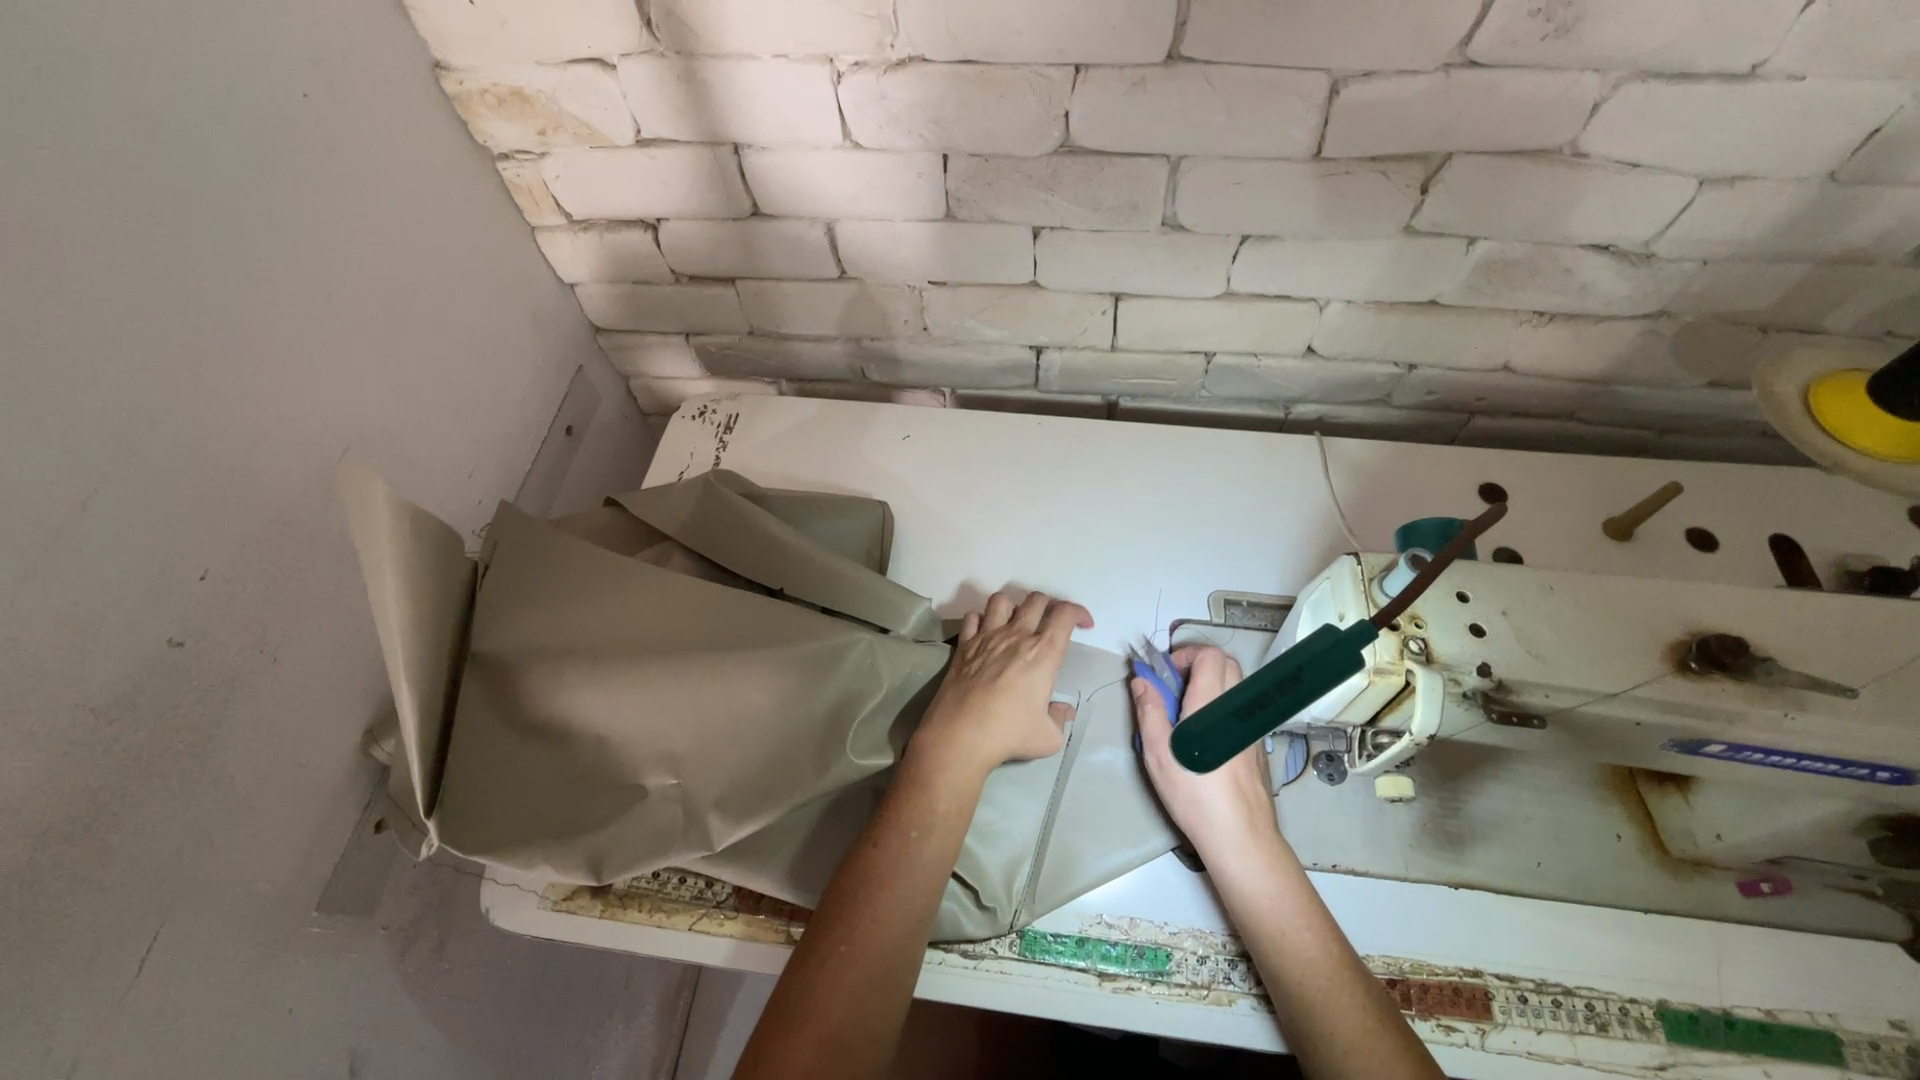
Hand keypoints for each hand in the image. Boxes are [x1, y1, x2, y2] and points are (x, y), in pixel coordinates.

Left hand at [911, 591, 1094, 775]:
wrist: (961, 734)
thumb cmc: (1009, 733)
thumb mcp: (1048, 736)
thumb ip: (1059, 719)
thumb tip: (1064, 712)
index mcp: (1043, 653)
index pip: (1065, 614)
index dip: (1078, 612)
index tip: (1083, 625)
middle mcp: (1016, 636)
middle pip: (1036, 600)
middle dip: (1049, 605)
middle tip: (1051, 623)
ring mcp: (987, 637)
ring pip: (1001, 601)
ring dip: (1013, 607)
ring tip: (1015, 624)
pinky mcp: (964, 645)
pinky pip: (972, 618)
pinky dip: (981, 620)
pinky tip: (985, 634)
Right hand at [1133, 646, 1282, 862]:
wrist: (1239, 834)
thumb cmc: (1193, 793)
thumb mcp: (1157, 752)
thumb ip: (1149, 710)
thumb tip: (1142, 682)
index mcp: (1212, 704)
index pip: (1211, 655)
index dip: (1187, 655)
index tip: (1166, 675)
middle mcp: (1238, 708)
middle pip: (1227, 663)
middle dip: (1199, 664)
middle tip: (1174, 688)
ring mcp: (1251, 726)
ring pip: (1236, 685)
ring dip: (1211, 684)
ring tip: (1185, 712)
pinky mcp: (1256, 743)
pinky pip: (1240, 707)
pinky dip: (1221, 704)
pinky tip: (1203, 735)